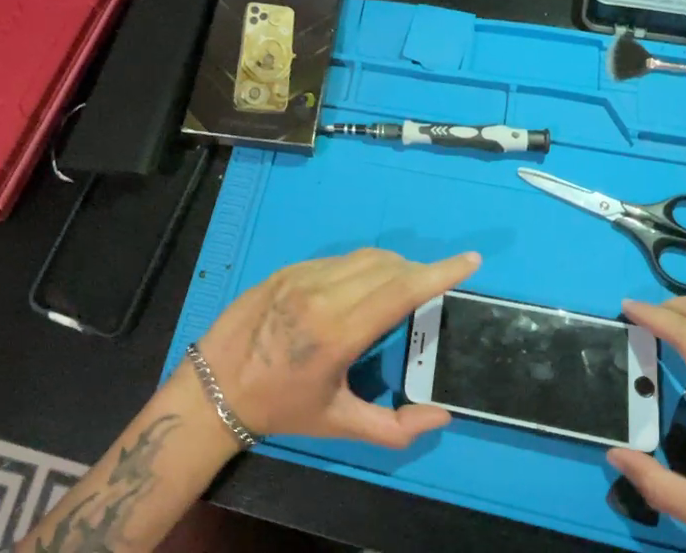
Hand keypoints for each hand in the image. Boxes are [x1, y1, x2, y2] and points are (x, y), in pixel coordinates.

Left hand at [195, 248, 480, 447]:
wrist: (215, 387)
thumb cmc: (281, 408)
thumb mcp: (339, 424)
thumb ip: (395, 427)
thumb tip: (442, 415)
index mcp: (339, 332)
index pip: (401, 289)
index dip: (440, 272)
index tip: (470, 260)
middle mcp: (322, 295)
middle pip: (387, 267)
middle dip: (419, 271)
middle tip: (434, 286)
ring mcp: (301, 277)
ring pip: (362, 257)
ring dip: (391, 266)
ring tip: (401, 285)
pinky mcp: (286, 270)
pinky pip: (336, 259)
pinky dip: (360, 267)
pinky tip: (360, 287)